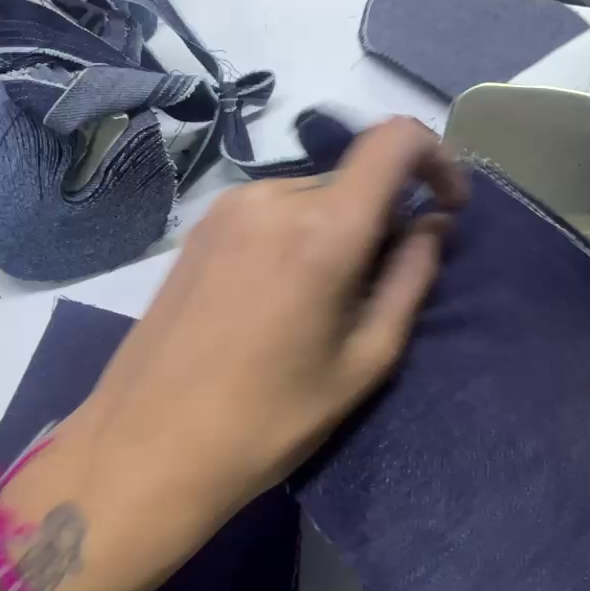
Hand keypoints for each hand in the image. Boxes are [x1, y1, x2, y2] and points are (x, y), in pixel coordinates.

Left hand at [0, 118, 468, 590]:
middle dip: (386, 216)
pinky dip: (302, 232)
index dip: (437, 158)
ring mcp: (230, 206)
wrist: (143, 451)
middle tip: (379, 287)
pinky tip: (282, 295)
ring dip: (342, 228)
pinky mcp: (201, 225)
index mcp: (323, 228)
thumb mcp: (366, 360)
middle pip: (357, 177)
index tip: (446, 208)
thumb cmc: (269, 420)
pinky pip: (277, 207)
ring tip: (325, 301)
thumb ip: (411, 277)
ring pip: (317, 194)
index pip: (396, 139)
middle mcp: (274, 196)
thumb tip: (434, 223)